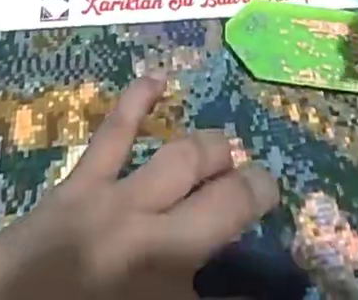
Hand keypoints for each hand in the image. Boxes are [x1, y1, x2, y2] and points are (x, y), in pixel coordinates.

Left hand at [0, 75, 278, 299]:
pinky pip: (115, 132)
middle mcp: (154, 240)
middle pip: (223, 202)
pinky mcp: (83, 180)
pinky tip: (155, 79)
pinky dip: (137, 101)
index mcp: (168, 286)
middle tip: (261, 186)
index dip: (262, 276)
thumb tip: (205, 280)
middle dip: (249, 189)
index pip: (236, 281)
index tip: (274, 268)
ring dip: (211, 150)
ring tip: (227, 149)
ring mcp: (117, 202)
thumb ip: (182, 294)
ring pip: (182, 159)